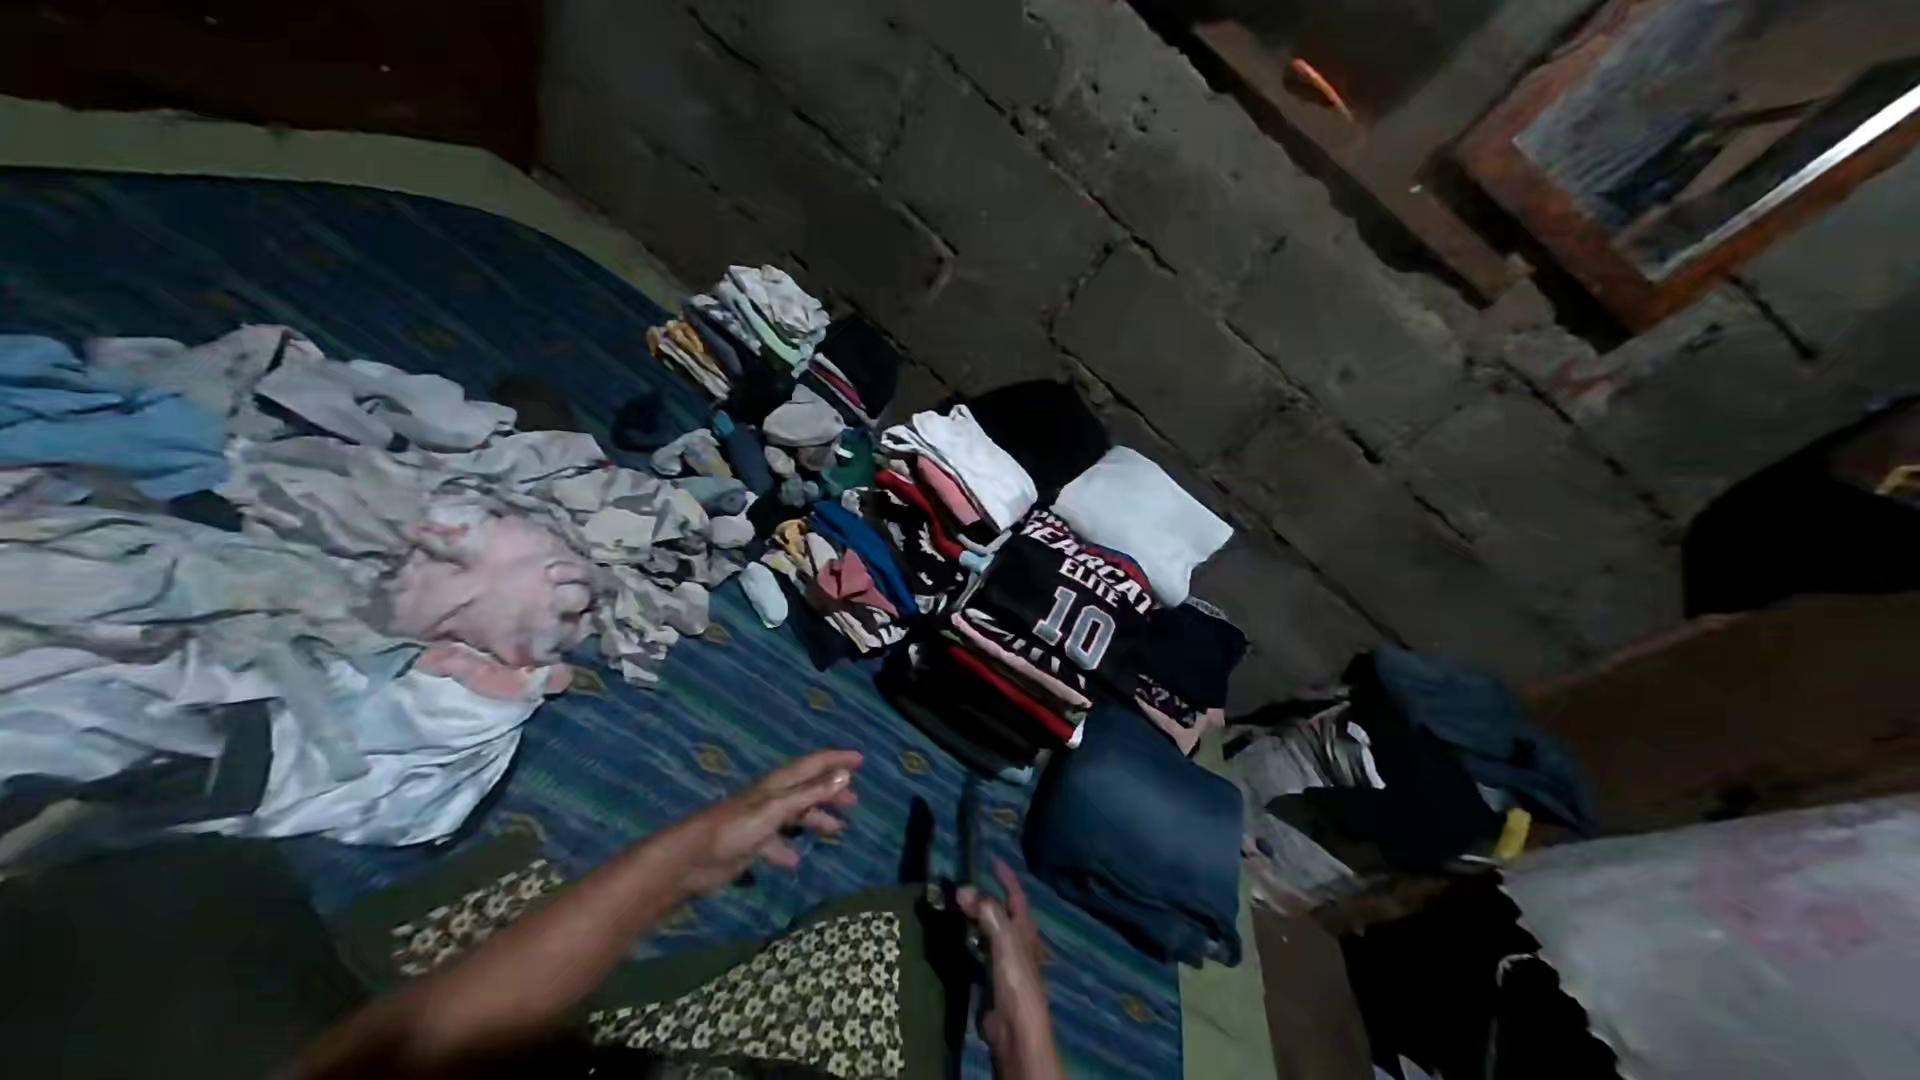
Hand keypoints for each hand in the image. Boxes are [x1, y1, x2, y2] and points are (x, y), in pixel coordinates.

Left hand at [660, 749, 862, 895]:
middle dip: (831, 791)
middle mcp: (772, 798)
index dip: (836, 760)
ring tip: (836, 829)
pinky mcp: (751, 845)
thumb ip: (810, 793)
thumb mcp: (777, 808)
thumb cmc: (735, 828)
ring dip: (816, 818)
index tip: (860, 760)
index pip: (813, 764)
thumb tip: (843, 776)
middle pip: (807, 788)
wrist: (690, 859)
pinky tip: (796, 859)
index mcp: (778, 784)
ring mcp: (761, 821)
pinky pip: (777, 844)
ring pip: (796, 815)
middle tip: (854, 800)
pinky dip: (789, 849)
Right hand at [958, 858, 1060, 1079]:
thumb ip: (987, 911)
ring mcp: (1006, 962)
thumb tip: (963, 889)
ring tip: (955, 909)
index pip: (1017, 895)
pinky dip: (968, 943)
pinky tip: (955, 942)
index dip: (1006, 877)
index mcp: (1025, 929)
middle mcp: (1018, 942)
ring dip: (975, 919)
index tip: (993, 860)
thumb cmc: (1016, 977)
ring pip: (989, 932)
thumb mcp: (1004, 937)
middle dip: (985, 898)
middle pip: (1002, 913)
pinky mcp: (992, 981)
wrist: (1015, 1028)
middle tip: (962, 888)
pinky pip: (979, 953)